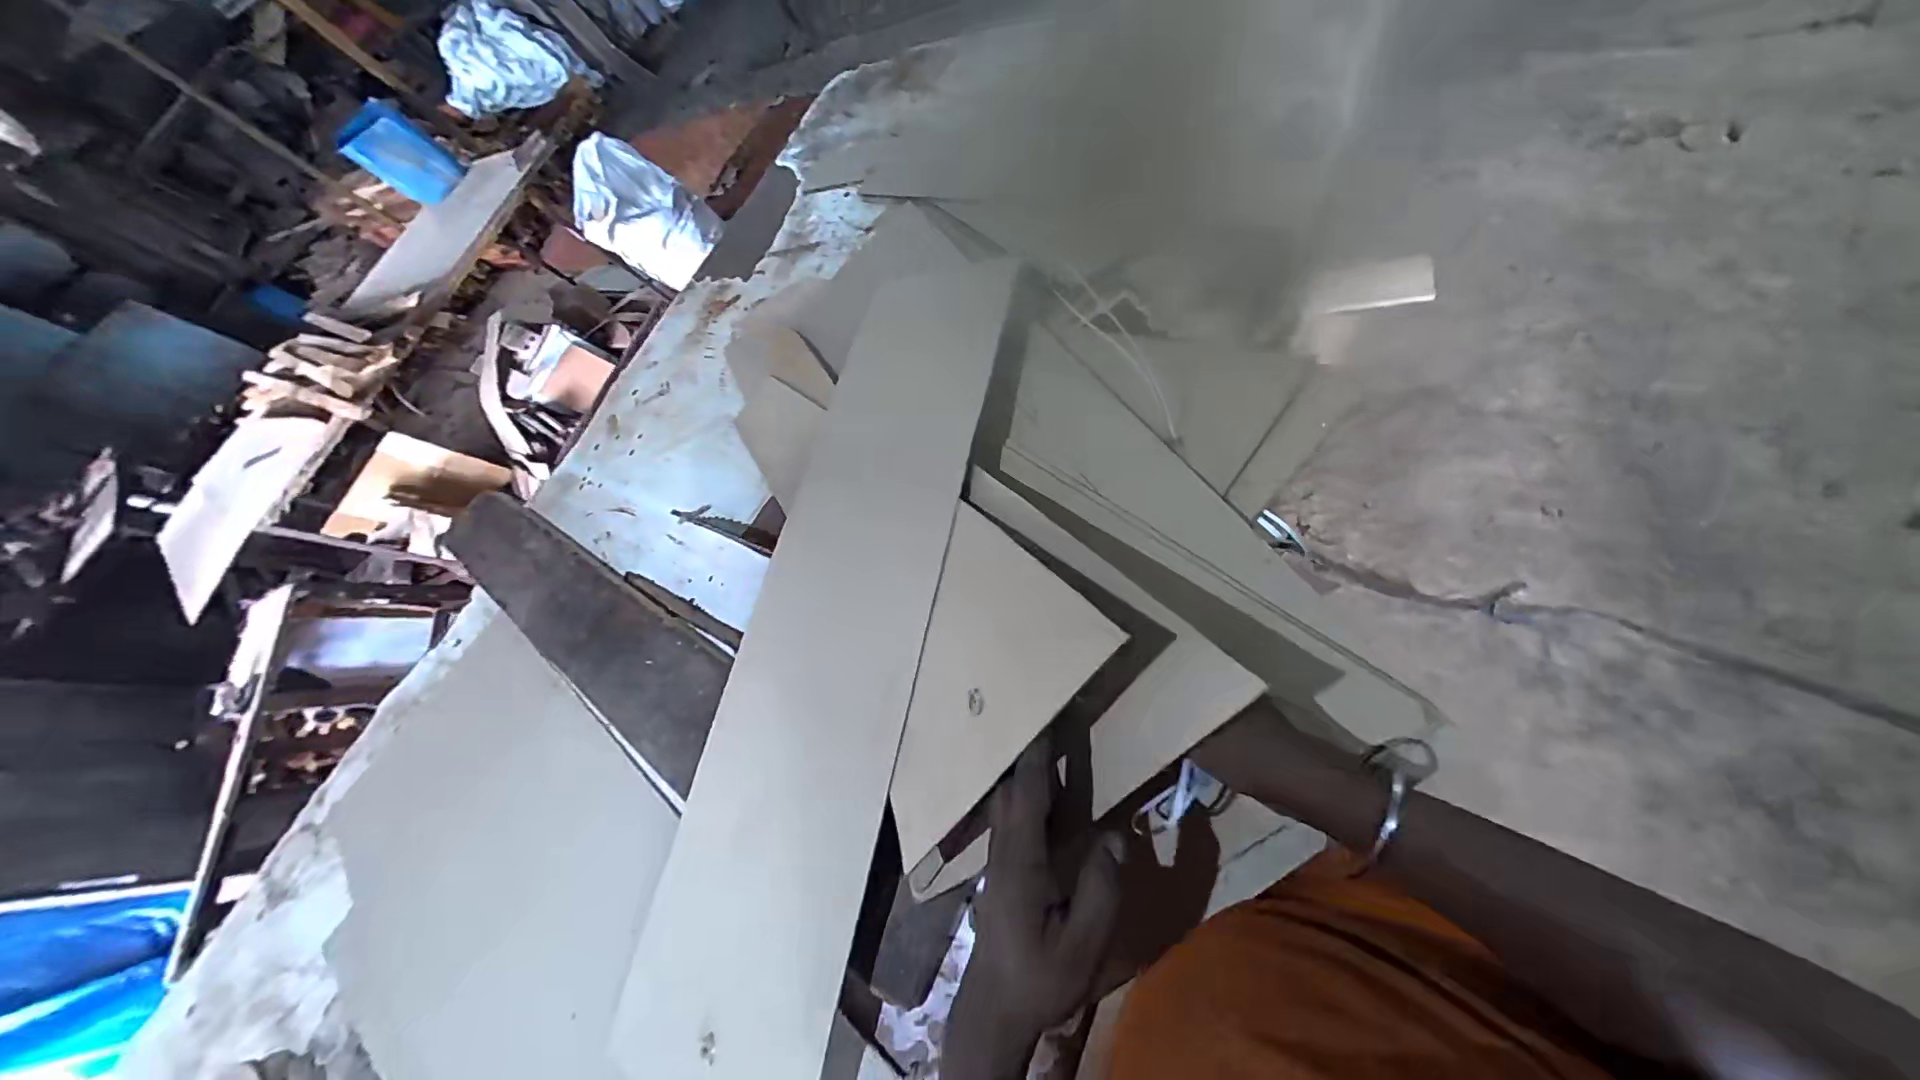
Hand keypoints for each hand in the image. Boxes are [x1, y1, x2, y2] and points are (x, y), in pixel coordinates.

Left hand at [944, 738, 1123, 1079]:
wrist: (995, 1005)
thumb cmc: (1041, 976)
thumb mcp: (1082, 944)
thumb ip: (1100, 890)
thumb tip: (1115, 835)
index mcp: (1022, 864)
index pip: (1028, 798)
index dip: (1039, 761)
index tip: (1048, 726)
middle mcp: (1003, 852)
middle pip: (1011, 792)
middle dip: (1029, 759)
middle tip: (1053, 729)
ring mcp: (997, 860)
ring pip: (1005, 804)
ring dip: (1025, 775)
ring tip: (1048, 753)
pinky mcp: (999, 870)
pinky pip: (1008, 818)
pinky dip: (1023, 796)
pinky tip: (1041, 799)